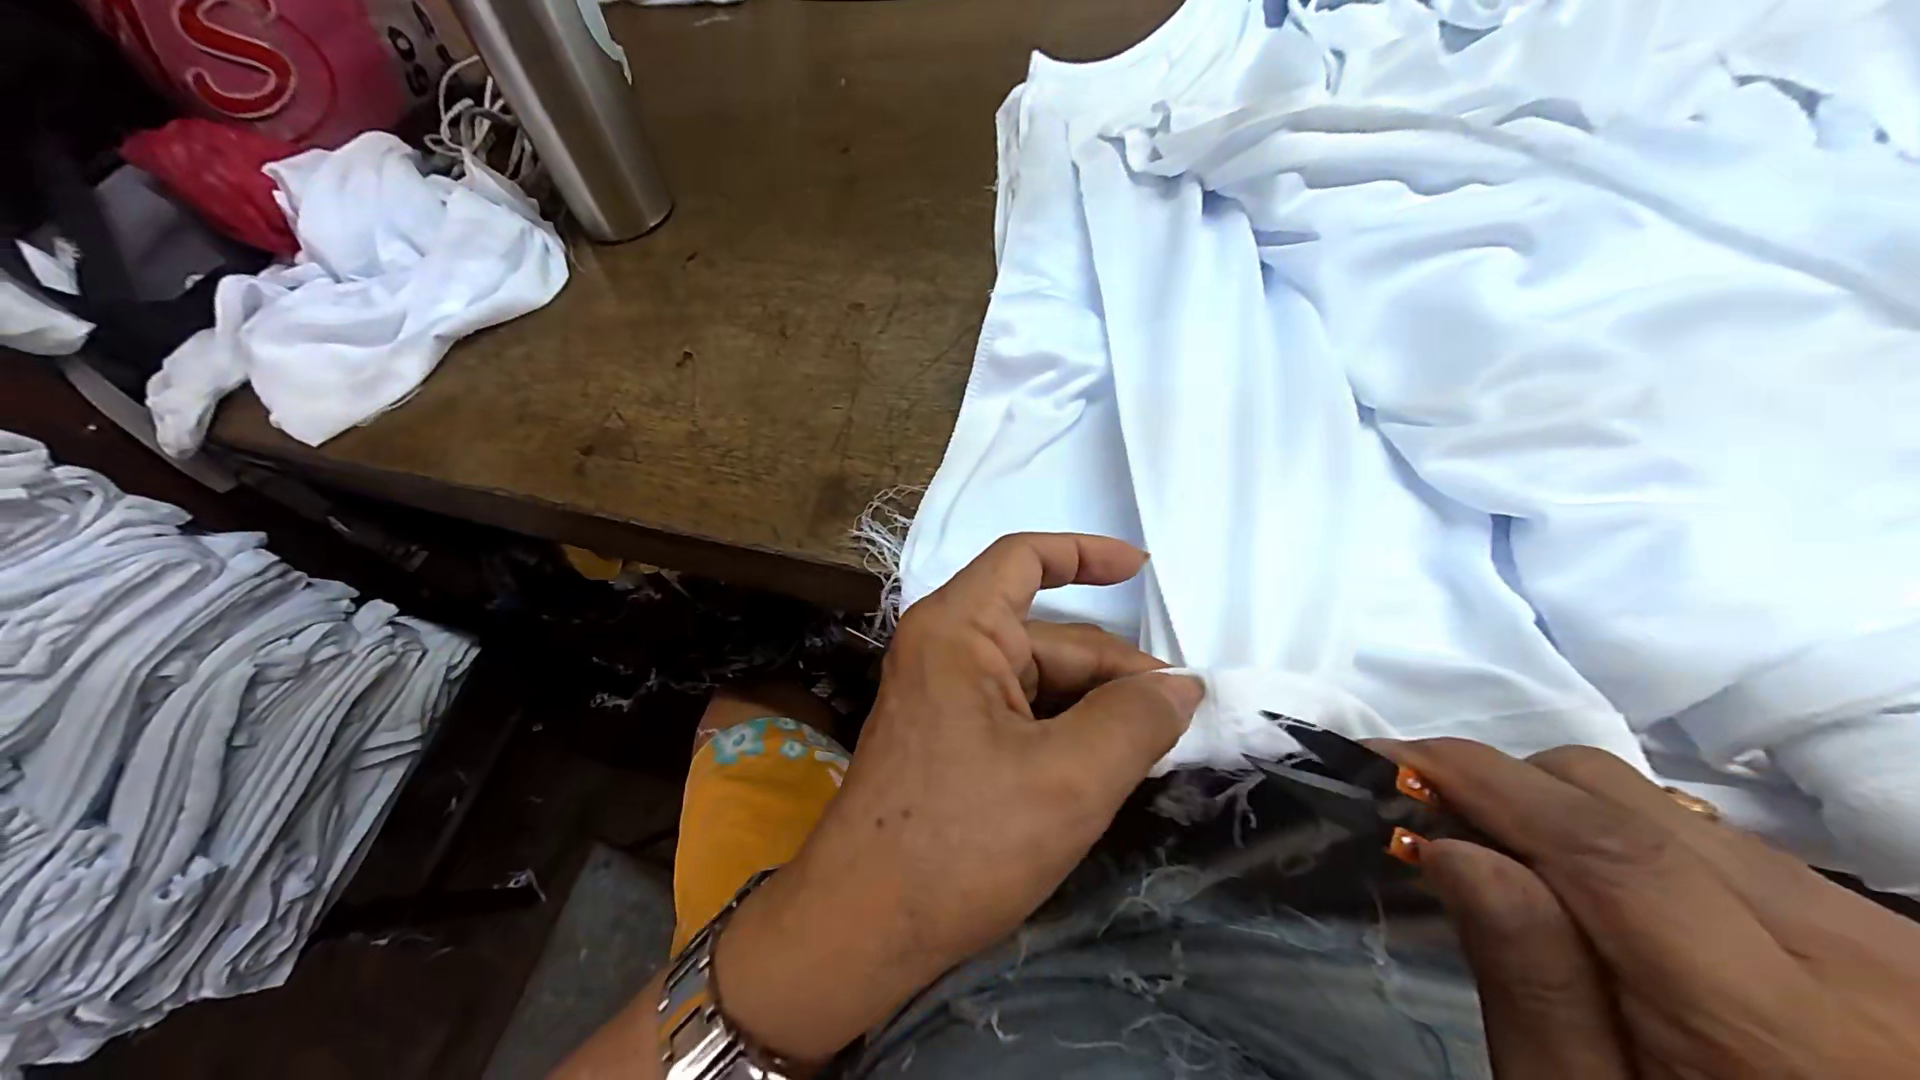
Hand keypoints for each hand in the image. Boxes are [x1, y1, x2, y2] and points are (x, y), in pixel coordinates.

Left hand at [712, 533, 1202, 1065]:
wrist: (860, 929)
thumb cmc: (962, 842)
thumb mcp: (1070, 777)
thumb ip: (1136, 720)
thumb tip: (1181, 687)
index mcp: (958, 630)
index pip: (1024, 559)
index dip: (1086, 553)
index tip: (1142, 567)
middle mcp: (946, 652)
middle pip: (1049, 637)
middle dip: (1115, 672)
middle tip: (1181, 717)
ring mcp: (945, 699)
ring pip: (1041, 684)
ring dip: (1097, 709)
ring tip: (1154, 747)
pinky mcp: (948, 742)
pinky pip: (1022, 717)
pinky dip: (1068, 733)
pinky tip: (1106, 766)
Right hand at [1380, 738, 1919, 1079]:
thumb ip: (1530, 984)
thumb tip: (1450, 846)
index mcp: (1788, 1040)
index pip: (1610, 852)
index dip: (1483, 782)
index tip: (1387, 759)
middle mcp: (1864, 965)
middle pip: (1627, 800)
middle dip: (1503, 785)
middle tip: (1427, 812)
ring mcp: (1886, 938)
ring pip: (1663, 804)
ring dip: (1556, 808)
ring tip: (1502, 855)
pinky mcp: (1881, 929)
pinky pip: (1710, 834)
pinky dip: (1619, 833)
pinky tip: (1589, 888)